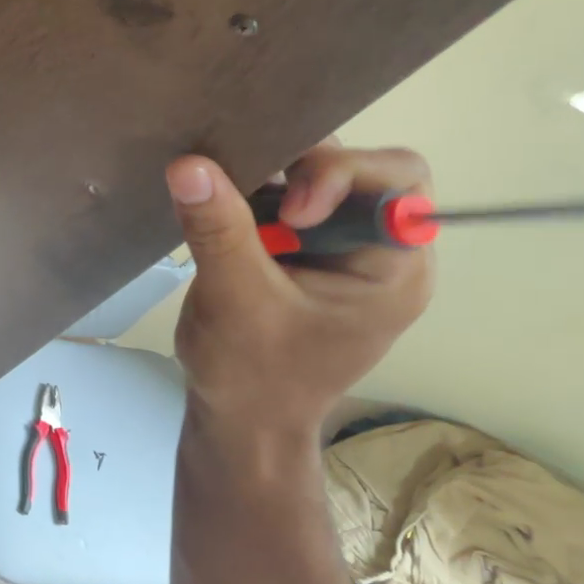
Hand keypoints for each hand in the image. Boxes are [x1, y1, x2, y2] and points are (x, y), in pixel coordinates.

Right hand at [165, 142, 434, 433]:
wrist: (240, 421)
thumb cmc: (252, 372)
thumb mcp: (234, 298)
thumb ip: (218, 228)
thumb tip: (188, 162)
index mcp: (391, 266)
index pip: (394, 180)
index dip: (339, 174)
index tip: (287, 209)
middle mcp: (375, 250)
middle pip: (358, 170)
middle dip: (300, 169)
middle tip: (245, 186)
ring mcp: (336, 250)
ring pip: (314, 178)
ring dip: (268, 179)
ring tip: (221, 198)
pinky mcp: (299, 252)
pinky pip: (283, 200)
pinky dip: (250, 194)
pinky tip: (215, 208)